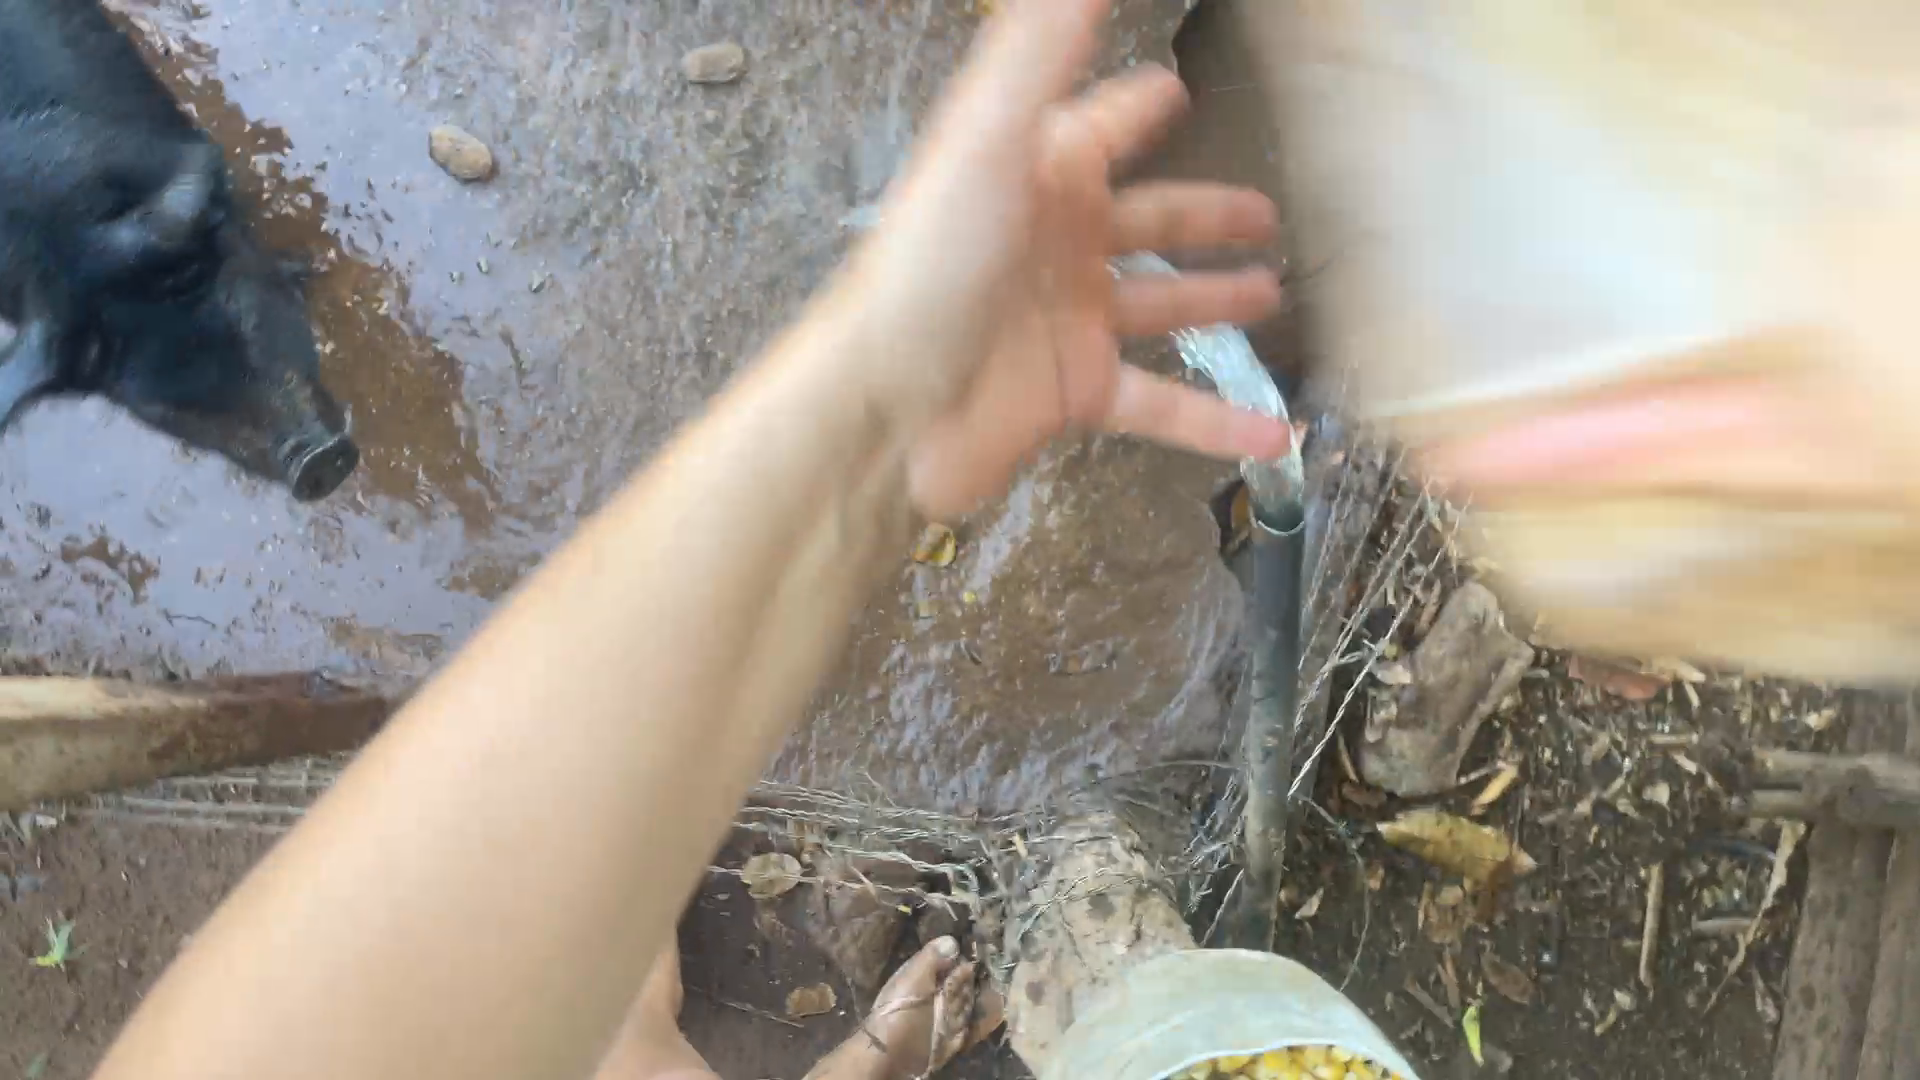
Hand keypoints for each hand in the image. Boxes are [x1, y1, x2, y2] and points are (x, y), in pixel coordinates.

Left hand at [839, 0, 1288, 519]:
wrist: (892, 404)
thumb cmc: (934, 264)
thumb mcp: (987, 140)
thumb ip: (1037, 52)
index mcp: (1041, 182)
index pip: (1100, 131)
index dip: (1135, 110)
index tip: (1175, 95)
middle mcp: (1058, 251)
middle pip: (1149, 223)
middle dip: (1205, 217)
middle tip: (1265, 216)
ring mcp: (1069, 327)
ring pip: (1161, 312)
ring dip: (1215, 304)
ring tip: (1273, 297)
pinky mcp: (1075, 396)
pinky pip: (1162, 407)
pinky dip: (1214, 424)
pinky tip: (1272, 433)